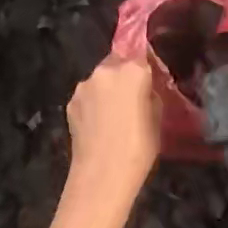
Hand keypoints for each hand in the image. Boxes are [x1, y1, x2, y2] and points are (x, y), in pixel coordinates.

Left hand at [64, 54, 160, 209]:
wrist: (102, 172)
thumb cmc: (139, 147)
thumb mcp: (157, 119)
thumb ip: (150, 95)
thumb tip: (144, 89)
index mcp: (132, 71)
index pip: (140, 54)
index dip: (144, 66)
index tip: (148, 78)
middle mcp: (104, 71)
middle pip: (117, 63)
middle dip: (123, 75)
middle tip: (131, 97)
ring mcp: (83, 86)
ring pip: (99, 80)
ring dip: (106, 89)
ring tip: (113, 114)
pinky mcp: (70, 101)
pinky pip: (87, 96)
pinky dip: (93, 103)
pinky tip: (98, 124)